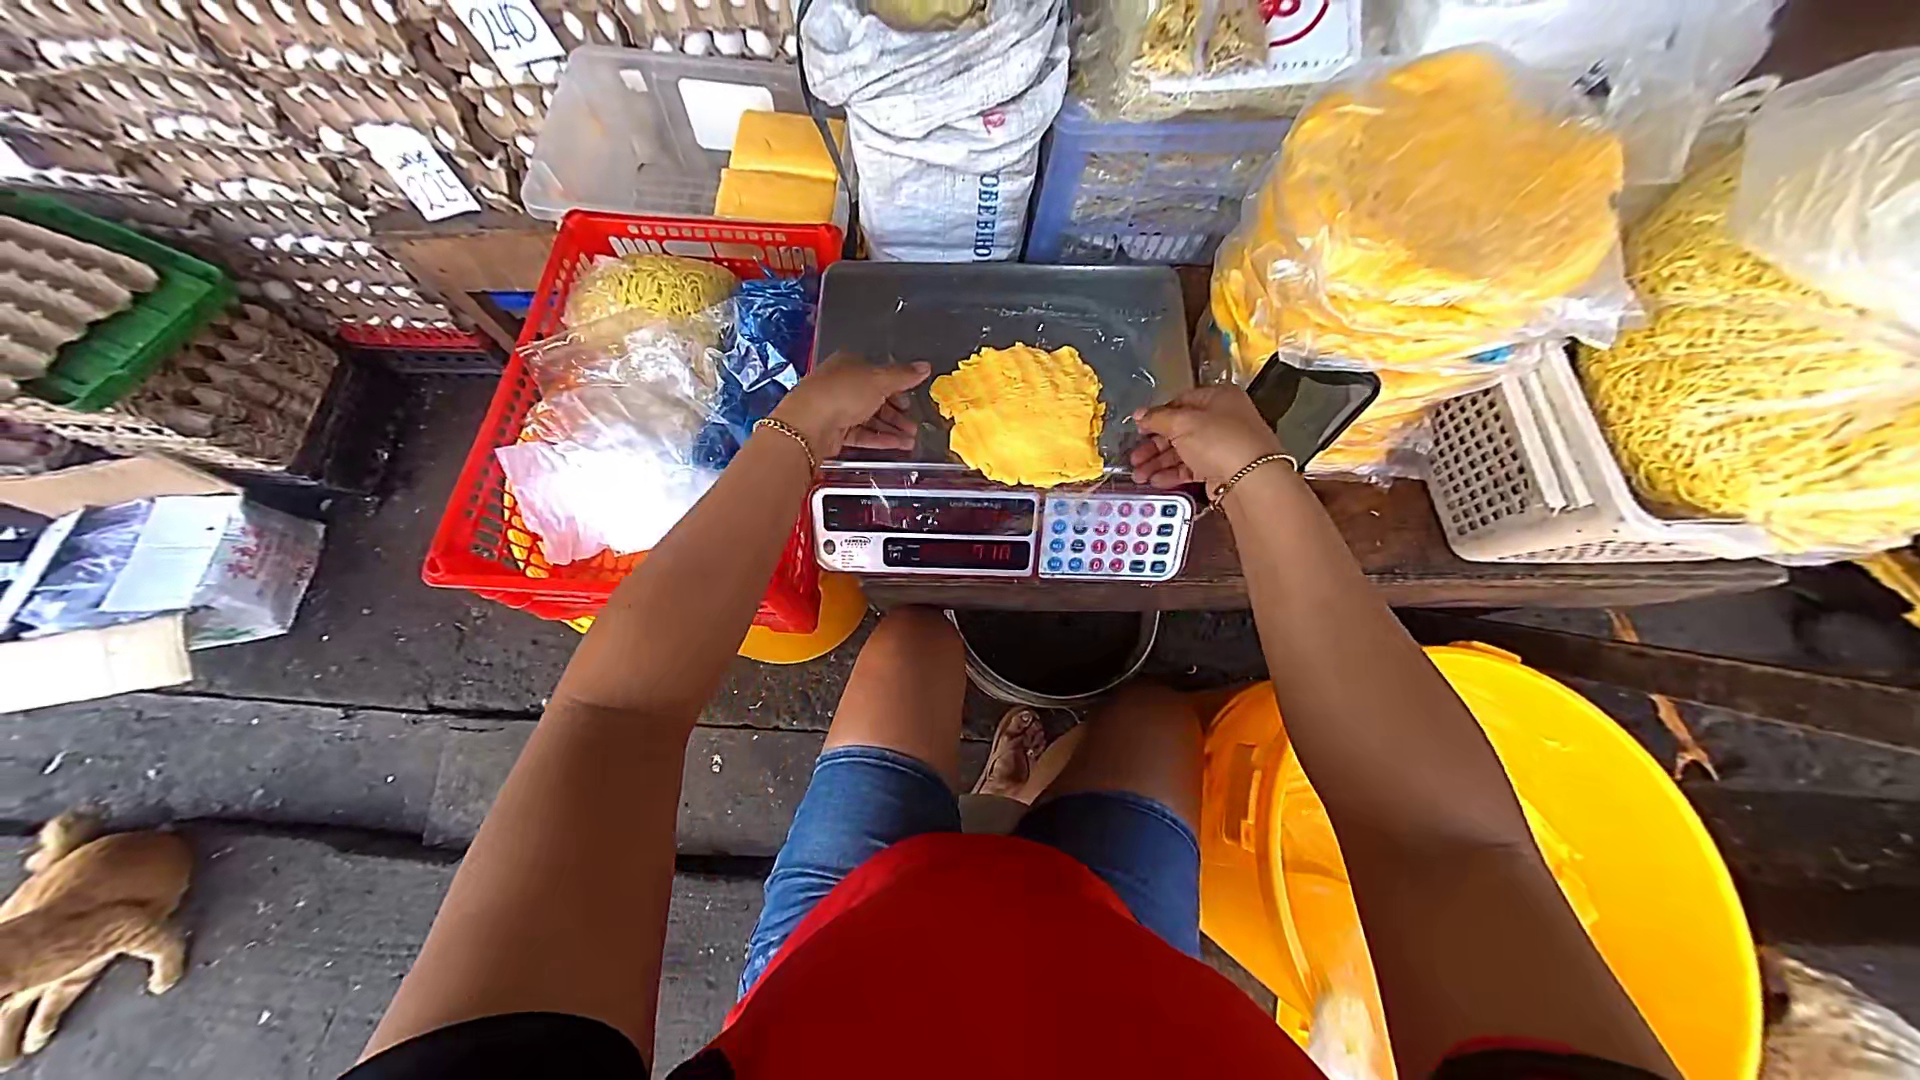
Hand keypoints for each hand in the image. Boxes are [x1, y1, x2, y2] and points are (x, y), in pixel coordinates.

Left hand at [770, 353, 929, 458]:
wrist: (809, 425)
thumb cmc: (839, 393)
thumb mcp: (879, 380)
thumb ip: (904, 375)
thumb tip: (924, 367)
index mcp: (850, 365)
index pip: (879, 375)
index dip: (898, 387)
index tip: (913, 397)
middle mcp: (843, 386)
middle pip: (876, 399)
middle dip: (897, 413)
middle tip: (914, 424)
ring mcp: (838, 409)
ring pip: (871, 419)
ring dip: (892, 429)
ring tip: (911, 439)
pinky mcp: (836, 432)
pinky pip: (863, 435)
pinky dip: (881, 439)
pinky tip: (898, 445)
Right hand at [1130, 385, 1284, 490]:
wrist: (1251, 479)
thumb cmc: (1221, 441)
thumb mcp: (1182, 423)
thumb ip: (1157, 418)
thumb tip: (1140, 414)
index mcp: (1217, 398)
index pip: (1179, 403)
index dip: (1156, 417)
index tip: (1138, 429)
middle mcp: (1221, 419)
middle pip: (1178, 430)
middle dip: (1153, 447)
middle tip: (1134, 458)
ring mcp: (1221, 445)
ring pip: (1183, 452)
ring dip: (1158, 463)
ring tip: (1140, 475)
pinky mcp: (1220, 468)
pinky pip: (1190, 469)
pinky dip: (1172, 474)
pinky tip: (1156, 481)